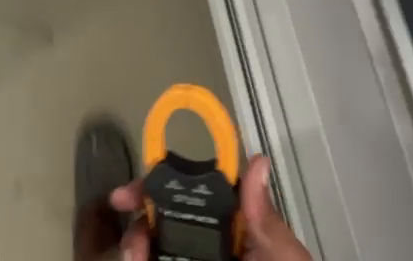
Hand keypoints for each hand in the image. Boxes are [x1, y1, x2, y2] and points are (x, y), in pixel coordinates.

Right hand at [110, 155, 314, 260]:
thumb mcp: (283, 257)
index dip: (162, 181)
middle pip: (163, 217)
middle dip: (140, 219)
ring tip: (136, 257)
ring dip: (136, 245)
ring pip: (151, 245)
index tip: (131, 191)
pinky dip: (141, 260)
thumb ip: (266, 219)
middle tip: (130, 234)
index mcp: (234, 224)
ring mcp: (190, 259)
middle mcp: (209, 241)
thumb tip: (258, 162)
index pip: (194, 191)